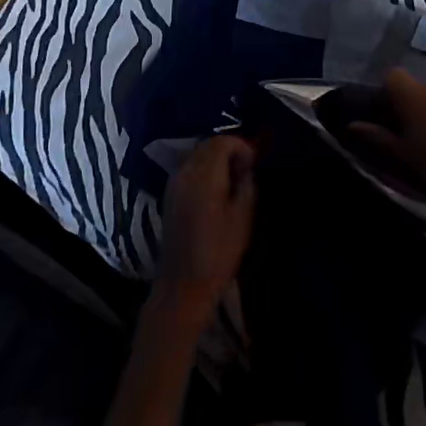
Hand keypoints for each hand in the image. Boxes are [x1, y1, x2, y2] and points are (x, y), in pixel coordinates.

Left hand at [157, 135, 257, 317]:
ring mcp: (173, 184)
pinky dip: (204, 170)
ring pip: (196, 156)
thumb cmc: (219, 252)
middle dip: (229, 150)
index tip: (255, 163)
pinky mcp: (169, 196)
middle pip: (206, 145)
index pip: (221, 142)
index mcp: (204, 176)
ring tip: (235, 180)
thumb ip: (247, 184)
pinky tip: (217, 191)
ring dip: (216, 160)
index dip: (241, 146)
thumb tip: (248, 168)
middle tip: (248, 169)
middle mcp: (184, 173)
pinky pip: (188, 170)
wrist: (183, 284)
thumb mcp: (243, 217)